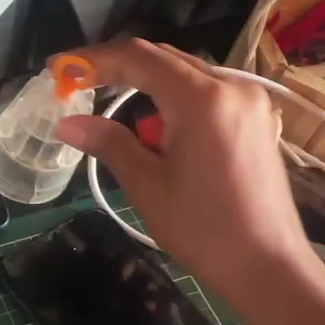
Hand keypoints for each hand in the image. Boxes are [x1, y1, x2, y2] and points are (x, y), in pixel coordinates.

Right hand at [52, 39, 324, 298]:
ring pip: (185, 75)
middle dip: (117, 68)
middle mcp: (232, 86)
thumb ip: (109, 143)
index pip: (139, 58)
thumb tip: (67, 123)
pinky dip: (171, 100)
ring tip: (108, 106)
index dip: (93, 59)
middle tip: (76, 85)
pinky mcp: (256, 120)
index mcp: (203, 99)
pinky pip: (206, 93)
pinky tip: (153, 126)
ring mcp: (250, 102)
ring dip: (144, 84)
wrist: (267, 265)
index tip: (57, 69)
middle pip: (164, 59)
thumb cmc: (202, 228)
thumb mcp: (146, 185)